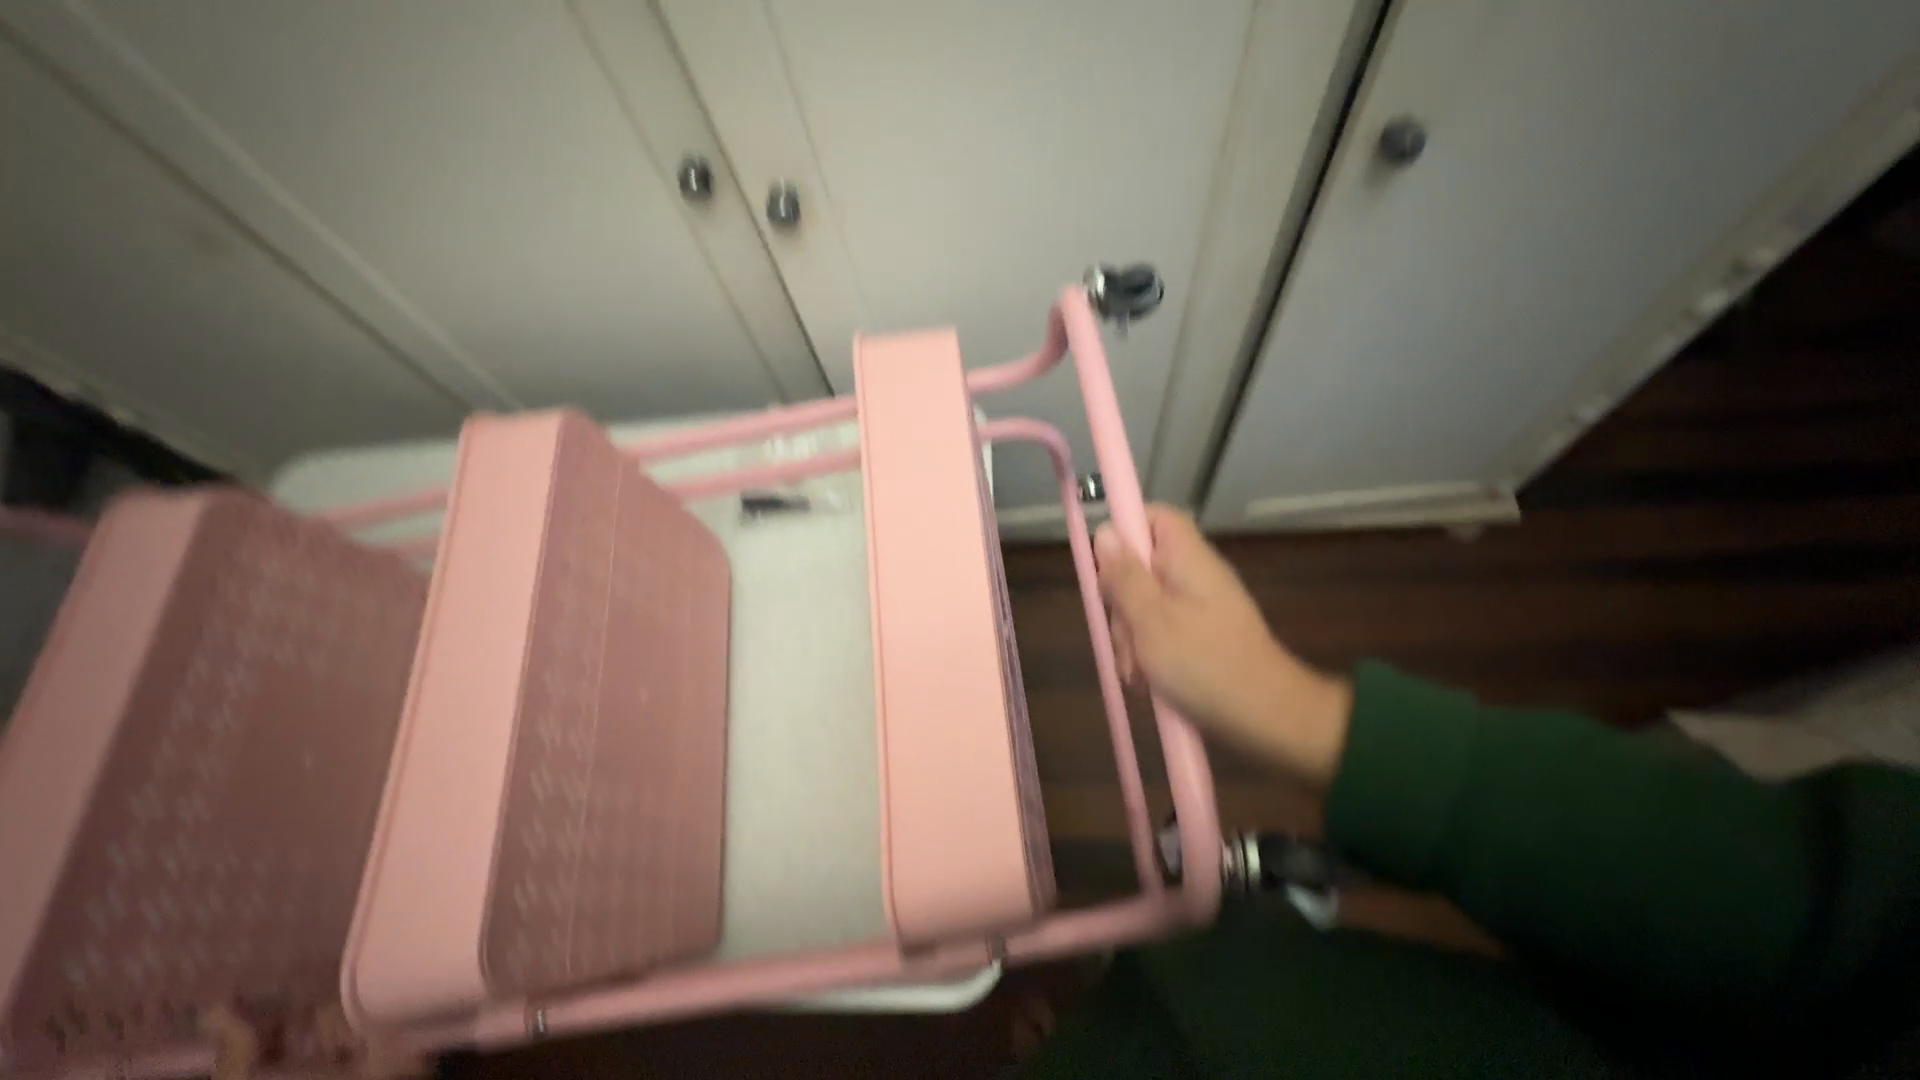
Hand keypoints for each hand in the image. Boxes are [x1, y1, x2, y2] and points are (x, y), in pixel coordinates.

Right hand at [1093, 506, 1350, 786]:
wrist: (1267, 718)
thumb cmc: (1204, 664)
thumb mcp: (1151, 620)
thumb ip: (1125, 576)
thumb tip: (1104, 531)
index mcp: (1187, 559)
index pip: (1154, 517)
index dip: (1124, 531)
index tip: (1103, 567)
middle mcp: (1195, 575)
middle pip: (1141, 566)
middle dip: (1120, 603)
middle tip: (1124, 637)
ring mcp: (1199, 607)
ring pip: (1145, 605)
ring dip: (1131, 637)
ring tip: (1136, 672)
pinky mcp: (1200, 636)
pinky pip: (1161, 632)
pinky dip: (1148, 654)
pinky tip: (1146, 682)